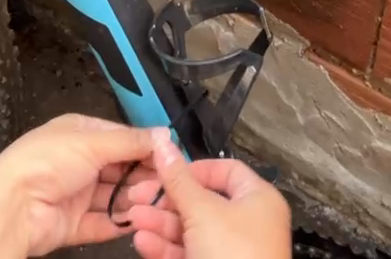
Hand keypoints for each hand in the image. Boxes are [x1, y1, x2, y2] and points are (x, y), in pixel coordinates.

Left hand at [0, 114, 158, 258]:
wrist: (13, 208)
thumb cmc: (42, 163)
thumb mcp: (91, 142)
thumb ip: (130, 141)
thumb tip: (162, 133)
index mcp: (79, 132)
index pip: (120, 137)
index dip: (145, 146)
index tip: (169, 156)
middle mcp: (78, 160)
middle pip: (119, 167)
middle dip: (142, 174)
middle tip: (165, 182)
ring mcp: (76, 193)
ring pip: (114, 195)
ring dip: (133, 199)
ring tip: (153, 202)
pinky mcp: (74, 223)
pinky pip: (103, 223)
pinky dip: (119, 223)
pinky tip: (136, 221)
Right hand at [125, 133, 291, 258]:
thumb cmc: (232, 254)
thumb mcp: (202, 211)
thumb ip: (178, 178)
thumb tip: (162, 143)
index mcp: (257, 199)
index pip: (224, 169)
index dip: (193, 168)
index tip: (164, 170)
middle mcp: (247, 223)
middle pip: (201, 200)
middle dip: (166, 199)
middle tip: (137, 196)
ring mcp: (231, 251)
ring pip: (191, 228)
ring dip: (160, 223)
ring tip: (132, 218)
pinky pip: (189, 252)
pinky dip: (166, 247)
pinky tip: (142, 242)